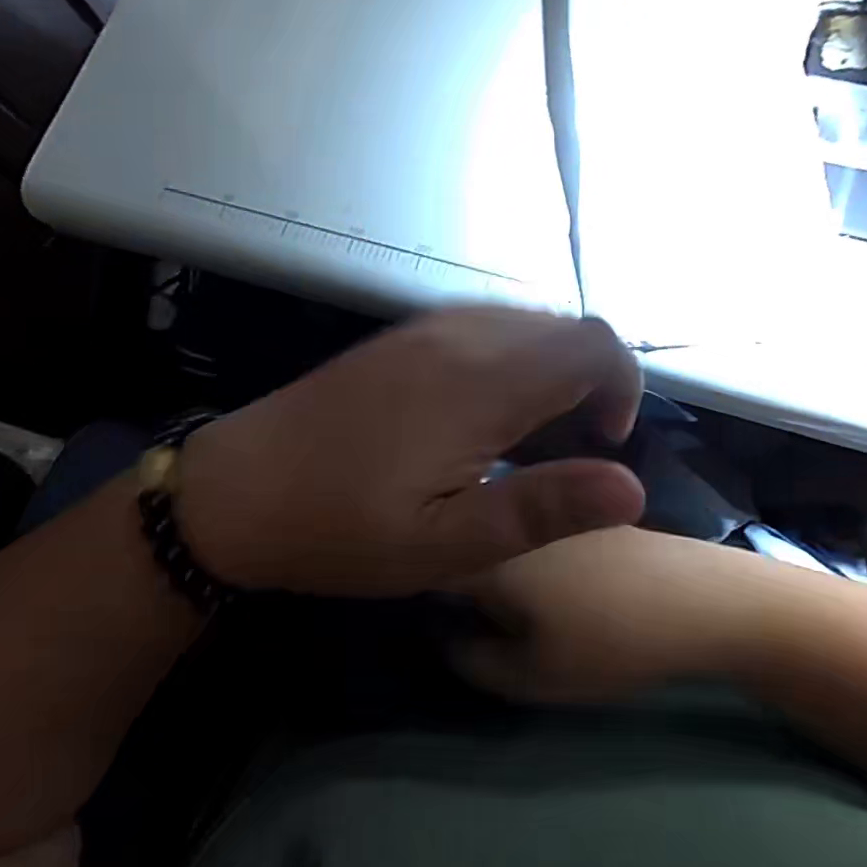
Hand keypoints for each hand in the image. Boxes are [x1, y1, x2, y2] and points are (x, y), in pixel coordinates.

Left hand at [174, 307, 646, 595]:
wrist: (233, 493)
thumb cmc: (343, 530)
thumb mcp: (449, 544)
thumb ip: (543, 509)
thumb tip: (633, 487)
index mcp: (481, 382)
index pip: (594, 344)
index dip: (624, 386)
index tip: (605, 443)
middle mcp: (461, 336)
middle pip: (567, 327)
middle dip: (595, 380)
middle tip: (572, 450)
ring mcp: (426, 328)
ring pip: (528, 322)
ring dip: (555, 369)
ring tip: (532, 436)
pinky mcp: (402, 336)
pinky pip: (488, 325)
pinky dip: (516, 358)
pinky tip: (486, 412)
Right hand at [453, 528, 763, 702]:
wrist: (705, 601)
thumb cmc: (611, 640)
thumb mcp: (531, 674)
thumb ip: (473, 661)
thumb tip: (450, 637)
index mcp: (491, 550)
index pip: (427, 561)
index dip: (415, 588)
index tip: (427, 618)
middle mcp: (519, 512)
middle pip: (468, 541)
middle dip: (460, 579)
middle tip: (473, 621)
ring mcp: (560, 507)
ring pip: (507, 534)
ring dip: (502, 565)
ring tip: (523, 609)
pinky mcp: (592, 514)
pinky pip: (543, 531)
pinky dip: (538, 557)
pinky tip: (567, 589)